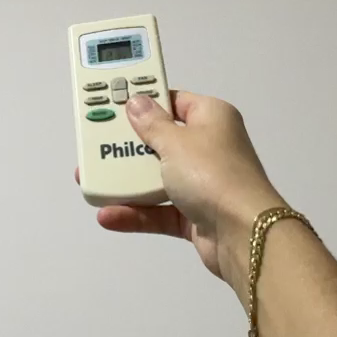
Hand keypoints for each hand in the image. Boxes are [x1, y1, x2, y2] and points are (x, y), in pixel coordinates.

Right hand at [80, 91, 287, 294]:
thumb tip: (138, 102)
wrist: (244, 235)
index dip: (146, 102)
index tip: (115, 105)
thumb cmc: (213, 175)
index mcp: (212, 118)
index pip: (174, 101)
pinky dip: (136, 212)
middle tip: (95, 144)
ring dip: (127, 182)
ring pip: (157, 177)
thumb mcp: (176, 142)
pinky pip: (159, 209)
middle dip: (127, 146)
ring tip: (92, 181)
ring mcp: (203, 182)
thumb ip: (151, 124)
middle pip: (161, 140)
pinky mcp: (196, 214)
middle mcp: (209, 147)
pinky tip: (108, 214)